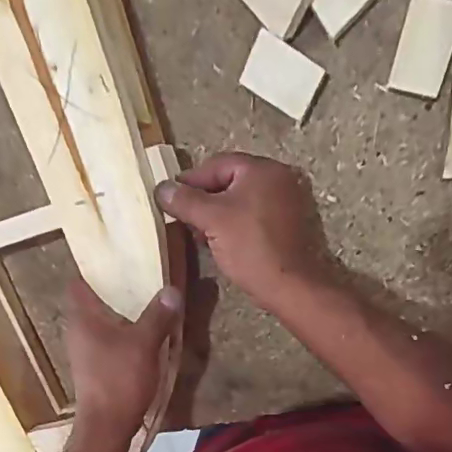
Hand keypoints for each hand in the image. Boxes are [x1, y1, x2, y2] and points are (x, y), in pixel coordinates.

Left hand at [64, 277, 181, 436]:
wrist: (108, 425)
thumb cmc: (120, 378)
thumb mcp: (146, 343)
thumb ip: (158, 315)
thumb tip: (172, 289)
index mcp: (83, 318)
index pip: (78, 283)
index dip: (94, 271)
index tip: (117, 262)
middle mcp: (77, 331)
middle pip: (91, 303)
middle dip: (114, 293)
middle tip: (141, 283)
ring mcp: (84, 351)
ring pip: (101, 324)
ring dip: (121, 317)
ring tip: (148, 309)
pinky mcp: (94, 368)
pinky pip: (108, 342)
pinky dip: (123, 336)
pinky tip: (143, 340)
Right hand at [155, 153, 337, 309]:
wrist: (289, 287)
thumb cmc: (251, 246)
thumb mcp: (211, 219)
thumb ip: (184, 200)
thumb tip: (161, 188)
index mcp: (263, 170)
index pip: (217, 164)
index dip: (190, 180)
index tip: (170, 197)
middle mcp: (279, 181)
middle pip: (230, 183)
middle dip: (203, 201)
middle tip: (183, 218)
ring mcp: (286, 205)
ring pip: (241, 203)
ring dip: (217, 216)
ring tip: (198, 235)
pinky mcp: (287, 228)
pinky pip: (254, 219)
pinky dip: (235, 227)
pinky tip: (219, 244)